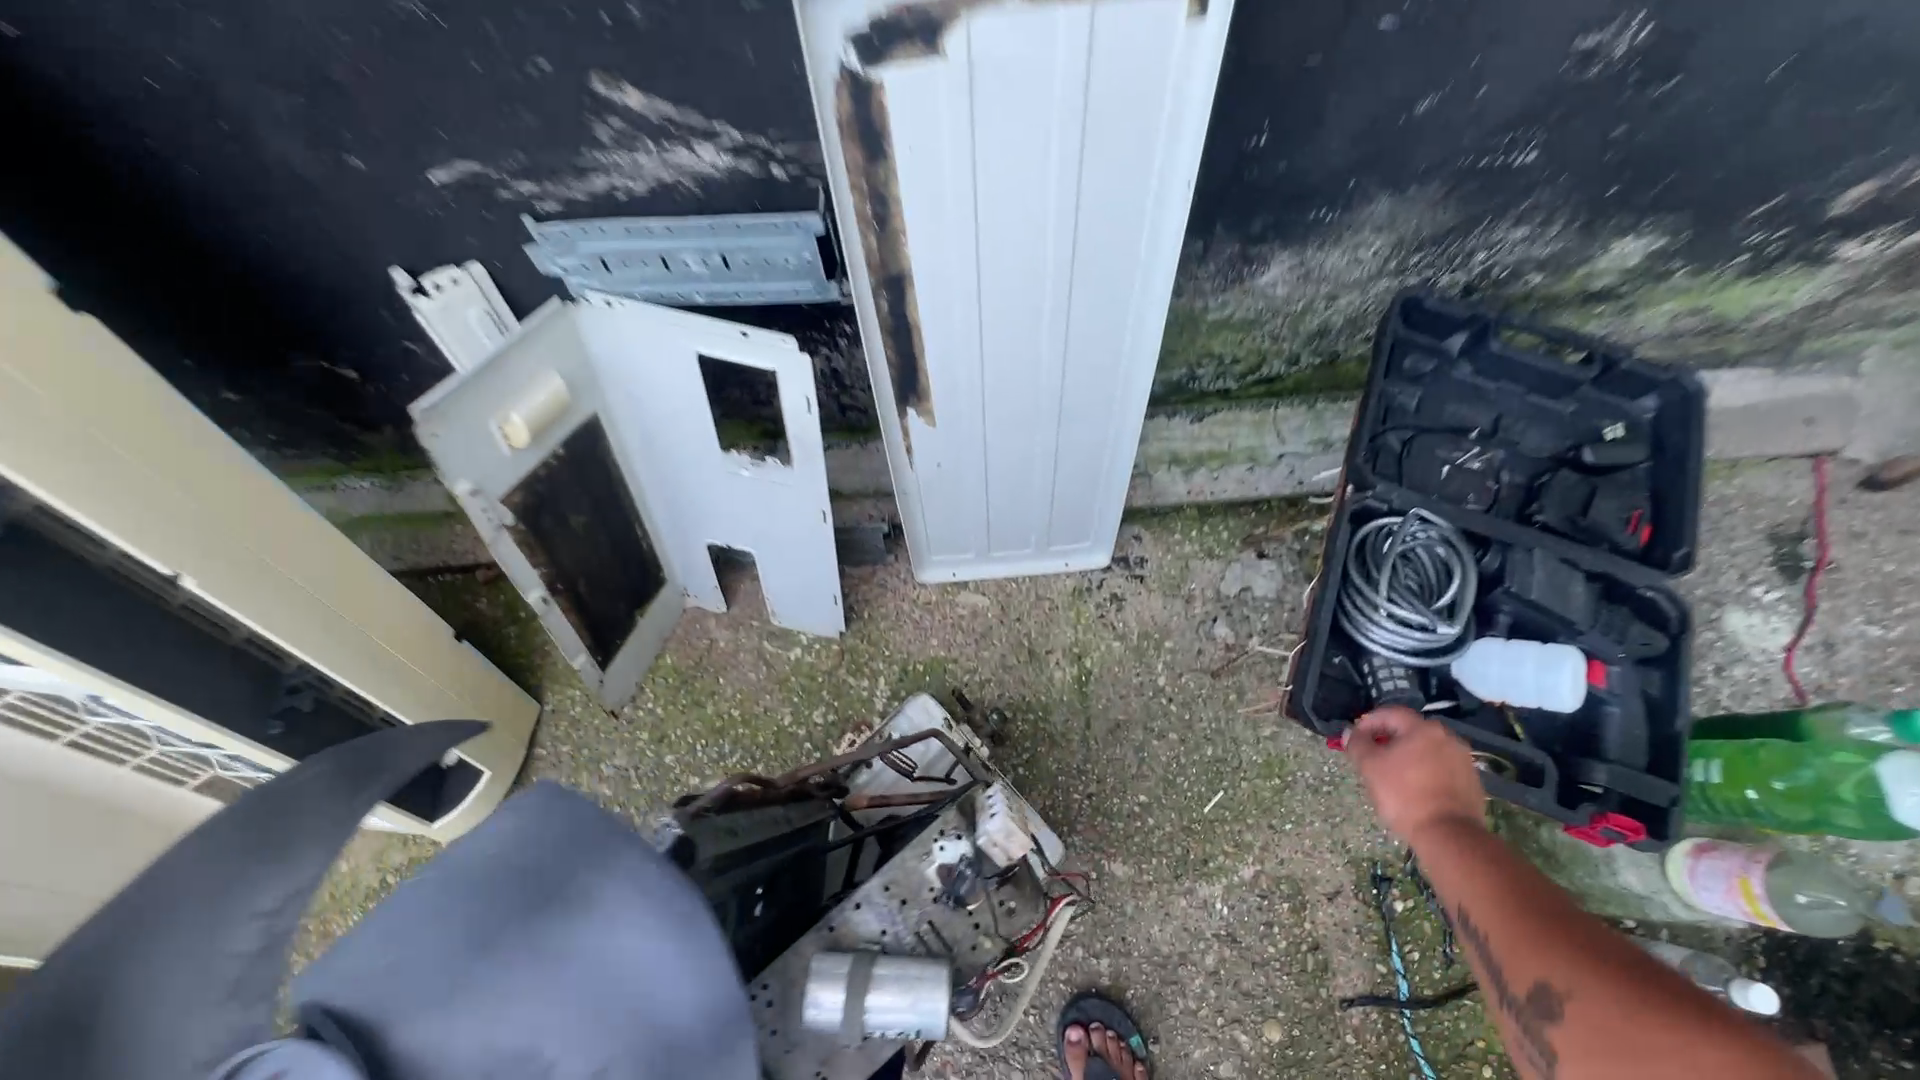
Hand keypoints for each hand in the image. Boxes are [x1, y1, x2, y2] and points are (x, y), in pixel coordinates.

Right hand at [1343, 706, 1485, 844]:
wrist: (1448, 834)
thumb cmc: (1403, 794)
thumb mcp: (1370, 767)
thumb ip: (1357, 744)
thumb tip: (1351, 732)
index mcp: (1423, 728)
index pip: (1390, 713)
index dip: (1368, 722)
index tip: (1355, 738)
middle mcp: (1447, 737)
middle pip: (1410, 730)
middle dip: (1388, 740)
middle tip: (1371, 757)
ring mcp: (1463, 759)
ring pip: (1426, 749)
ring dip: (1407, 756)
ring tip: (1392, 775)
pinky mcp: (1471, 780)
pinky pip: (1441, 767)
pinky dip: (1425, 771)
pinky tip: (1415, 789)